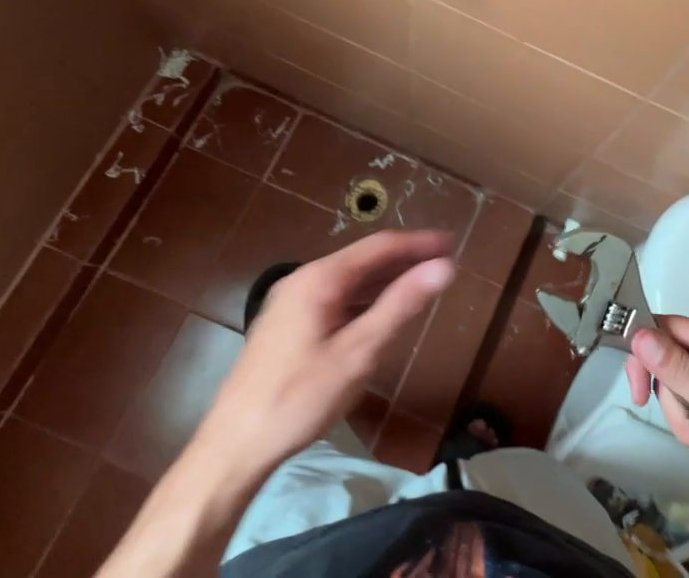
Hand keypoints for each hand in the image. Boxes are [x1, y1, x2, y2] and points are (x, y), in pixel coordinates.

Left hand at [195, 230, 456, 469]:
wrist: (235, 444)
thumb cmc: (300, 397)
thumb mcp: (359, 352)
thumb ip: (401, 305)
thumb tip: (444, 267)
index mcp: (320, 279)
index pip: (380, 246)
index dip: (419, 244)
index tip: (453, 244)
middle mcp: (304, 281)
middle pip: (364, 260)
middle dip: (406, 260)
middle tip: (445, 263)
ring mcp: (292, 303)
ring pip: (350, 281)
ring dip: (387, 280)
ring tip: (423, 284)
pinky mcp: (288, 326)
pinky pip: (336, 299)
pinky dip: (366, 300)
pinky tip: (383, 314)